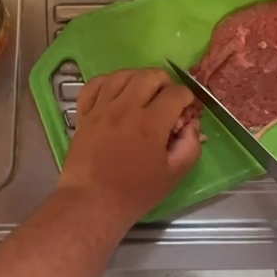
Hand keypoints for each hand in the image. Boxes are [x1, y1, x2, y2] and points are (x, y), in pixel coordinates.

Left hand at [59, 69, 203, 222]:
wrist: (92, 202)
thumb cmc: (134, 193)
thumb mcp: (173, 175)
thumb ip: (189, 146)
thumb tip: (192, 125)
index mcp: (151, 124)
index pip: (176, 93)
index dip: (187, 97)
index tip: (186, 109)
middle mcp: (126, 109)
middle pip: (150, 75)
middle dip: (165, 82)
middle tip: (167, 99)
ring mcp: (102, 108)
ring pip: (122, 74)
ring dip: (138, 78)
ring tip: (143, 92)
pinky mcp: (84, 113)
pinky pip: (94, 84)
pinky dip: (107, 82)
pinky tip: (115, 91)